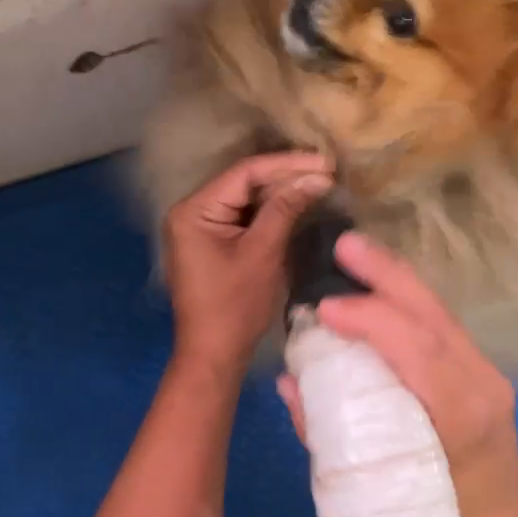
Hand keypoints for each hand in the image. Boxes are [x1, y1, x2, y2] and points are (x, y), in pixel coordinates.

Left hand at [163, 152, 331, 376]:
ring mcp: (198, 228)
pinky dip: (268, 213)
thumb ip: (286, 209)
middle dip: (285, 177)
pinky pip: (241, 218)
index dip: (287, 165)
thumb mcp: (263, 253)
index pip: (244, 173)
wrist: (213, 354)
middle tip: (327, 171)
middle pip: (243, 183)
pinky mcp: (209, 244)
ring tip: (319, 183)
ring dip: (279, 193)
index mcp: (193, 211)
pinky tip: (297, 204)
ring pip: (244, 200)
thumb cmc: (235, 307)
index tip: (326, 163)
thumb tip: (318, 176)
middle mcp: (189, 212)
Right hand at [275, 231, 517, 516]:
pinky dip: (406, 304)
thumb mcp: (371, 485)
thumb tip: (290, 383)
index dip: (370, 319)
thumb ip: (328, 432)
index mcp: (460, 416)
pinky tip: (379, 291)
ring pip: (440, 314)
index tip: (324, 307)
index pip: (417, 349)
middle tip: (342, 247)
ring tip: (355, 257)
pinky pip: (441, 328)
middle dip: (385, 276)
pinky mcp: (484, 374)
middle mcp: (482, 385)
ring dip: (394, 282)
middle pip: (434, 316)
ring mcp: (489, 376)